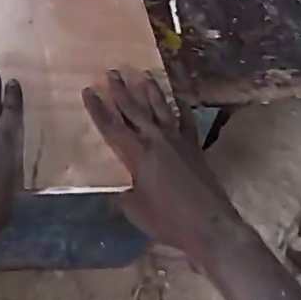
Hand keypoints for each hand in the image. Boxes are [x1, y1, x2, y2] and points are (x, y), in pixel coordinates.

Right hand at [82, 70, 247, 272]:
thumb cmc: (169, 221)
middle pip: (135, 110)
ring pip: (161, 109)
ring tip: (144, 75)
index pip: (112, 126)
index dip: (98, 108)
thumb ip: (123, 194)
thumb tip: (116, 188)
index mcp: (138, 154)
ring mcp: (178, 141)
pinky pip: (187, 121)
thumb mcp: (136, 210)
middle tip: (112, 72)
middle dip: (121, 90)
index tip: (89, 90)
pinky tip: (179, 98)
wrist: (211, 227)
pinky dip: (182, 108)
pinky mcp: (194, 147)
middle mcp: (156, 140)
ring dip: (151, 91)